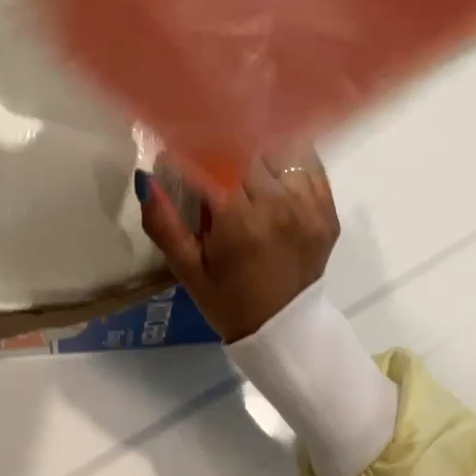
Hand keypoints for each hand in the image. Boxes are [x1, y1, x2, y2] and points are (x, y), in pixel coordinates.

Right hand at [139, 151, 340, 342]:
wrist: (285, 331)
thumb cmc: (228, 299)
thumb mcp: (186, 267)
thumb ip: (163, 222)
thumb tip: (147, 178)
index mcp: (240, 220)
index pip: (214, 161)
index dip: (194, 149)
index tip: (178, 148)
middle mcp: (279, 205)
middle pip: (248, 150)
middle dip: (224, 145)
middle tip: (209, 152)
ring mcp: (309, 205)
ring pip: (278, 150)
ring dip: (256, 148)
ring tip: (241, 157)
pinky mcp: (328, 208)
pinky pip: (307, 163)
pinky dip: (286, 157)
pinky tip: (271, 165)